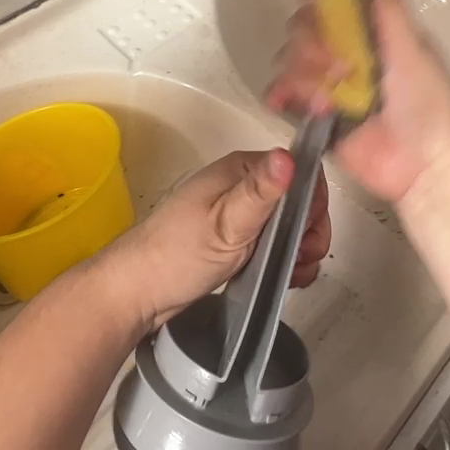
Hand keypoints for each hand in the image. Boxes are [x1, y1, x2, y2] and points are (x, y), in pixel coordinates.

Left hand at [92, 149, 329, 329]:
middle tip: (300, 260)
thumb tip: (288, 157)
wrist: (137, 294)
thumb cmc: (179, 254)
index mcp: (242, 170)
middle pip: (299, 201)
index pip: (299, 172)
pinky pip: (276, 245)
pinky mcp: (238, 242)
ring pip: (291, 226)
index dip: (312, 202)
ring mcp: (240, 215)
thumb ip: (259, 193)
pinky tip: (283, 280)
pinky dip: (286, 261)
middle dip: (309, 231)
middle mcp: (244, 186)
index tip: (308, 233)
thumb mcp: (225, 224)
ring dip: (300, 250)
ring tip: (291, 275)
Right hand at [266, 0, 449, 203]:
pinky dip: (286, 95)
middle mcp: (346, 48)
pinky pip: (283, 93)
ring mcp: (329, 80)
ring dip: (306, 74)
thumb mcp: (410, 42)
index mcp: (370, 26)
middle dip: (313, 42)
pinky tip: (306, 103)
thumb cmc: (430, 104)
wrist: (425, 163)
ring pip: (290, 56)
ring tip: (333, 95)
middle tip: (341, 65)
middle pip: (303, 22)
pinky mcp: (315, 112)